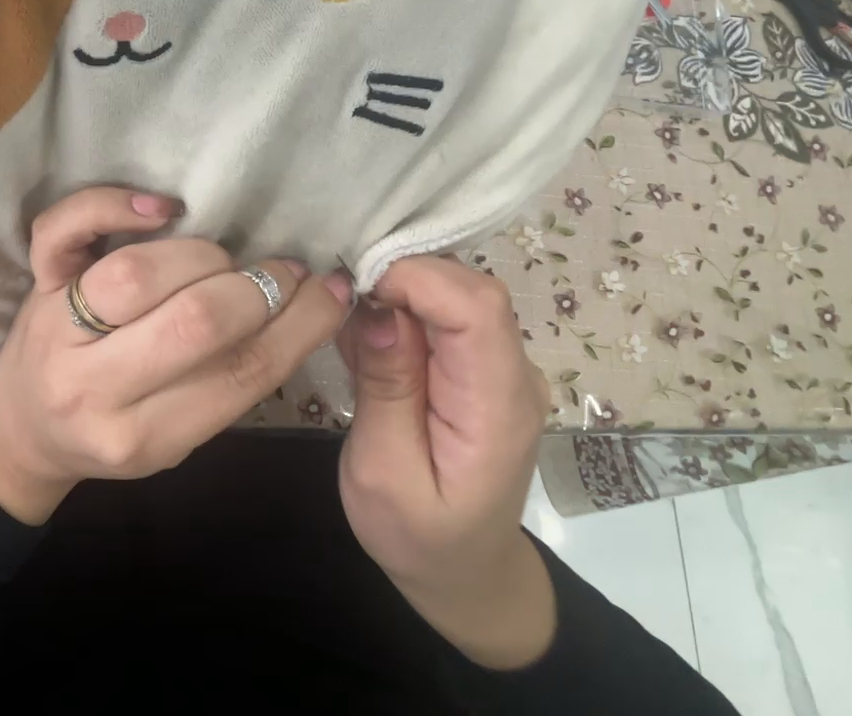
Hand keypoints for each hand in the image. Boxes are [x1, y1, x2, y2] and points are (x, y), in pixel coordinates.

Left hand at [0, 187, 355, 524]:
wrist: (22, 429)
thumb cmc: (108, 433)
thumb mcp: (173, 438)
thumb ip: (226, 386)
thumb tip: (302, 308)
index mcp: (143, 438)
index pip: (238, 377)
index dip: (298, 326)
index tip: (330, 291)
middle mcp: (95, 388)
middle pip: (192, 323)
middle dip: (256, 289)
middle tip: (282, 274)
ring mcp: (57, 331)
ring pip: (134, 275)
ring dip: (200, 256)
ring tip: (221, 260)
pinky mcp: (35, 287)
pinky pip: (59, 233)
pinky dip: (110, 205)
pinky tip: (160, 208)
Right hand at [336, 256, 555, 669]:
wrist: (463, 573)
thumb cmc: (418, 536)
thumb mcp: (383, 473)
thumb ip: (387, 388)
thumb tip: (380, 307)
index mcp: (496, 406)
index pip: (475, 307)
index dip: (415, 278)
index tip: (354, 290)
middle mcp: (512, 375)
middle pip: (468, 288)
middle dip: (400, 277)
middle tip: (340, 307)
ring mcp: (499, 369)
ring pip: (454, 293)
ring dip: (395, 294)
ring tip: (350, 336)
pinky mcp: (476, 369)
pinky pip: (442, 316)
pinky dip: (398, 314)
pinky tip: (367, 348)